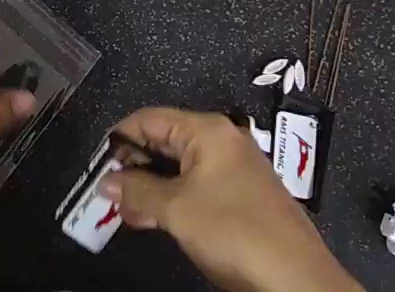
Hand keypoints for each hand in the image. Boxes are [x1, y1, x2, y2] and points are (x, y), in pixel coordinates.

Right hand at [100, 108, 360, 291]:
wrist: (298, 282)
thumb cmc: (233, 231)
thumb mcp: (176, 210)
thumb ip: (137, 191)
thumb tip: (106, 182)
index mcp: (207, 130)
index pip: (149, 118)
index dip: (119, 138)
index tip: (96, 165)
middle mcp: (221, 140)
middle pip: (164, 140)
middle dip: (134, 165)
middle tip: (108, 194)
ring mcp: (234, 169)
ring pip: (179, 167)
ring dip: (150, 186)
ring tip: (126, 214)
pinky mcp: (241, 196)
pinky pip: (196, 185)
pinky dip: (172, 198)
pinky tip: (155, 220)